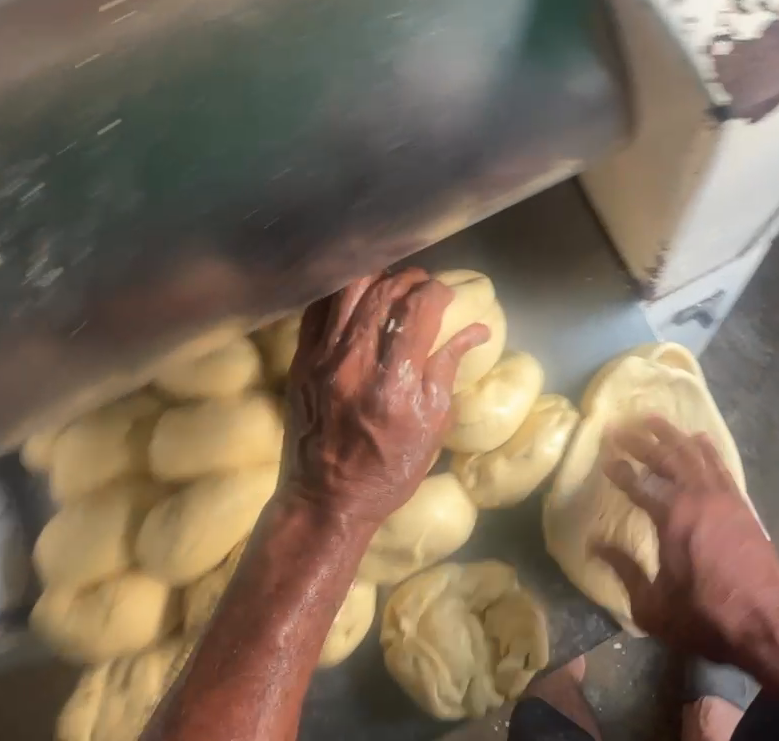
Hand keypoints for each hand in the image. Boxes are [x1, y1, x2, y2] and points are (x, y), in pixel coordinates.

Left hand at [281, 270, 488, 523]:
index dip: (437, 292)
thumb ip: (448, 368)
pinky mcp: (301, 361)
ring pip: (348, 291)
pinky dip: (342, 292)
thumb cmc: (390, 468)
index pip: (417, 310)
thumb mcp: (433, 424)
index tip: (447, 296)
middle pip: (384, 293)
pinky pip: (319, 309)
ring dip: (377, 277)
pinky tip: (359, 295)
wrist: (326, 500)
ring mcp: (322, 359)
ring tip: (393, 284)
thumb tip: (477, 330)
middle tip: (425, 286)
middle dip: (411, 280)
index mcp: (394, 383)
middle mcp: (354, 363)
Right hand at [593, 416, 778, 663]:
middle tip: (622, 429)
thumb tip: (595, 544)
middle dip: (642, 442)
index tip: (606, 458)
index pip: (639, 485)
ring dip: (672, 436)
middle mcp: (697, 498)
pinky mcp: (740, 503)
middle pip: (666, 459)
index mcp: (672, 519)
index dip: (620, 470)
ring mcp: (722, 497)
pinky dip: (706, 448)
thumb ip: (624, 569)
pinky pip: (720, 465)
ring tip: (654, 420)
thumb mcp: (653, 605)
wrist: (764, 620)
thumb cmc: (704, 616)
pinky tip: (698, 438)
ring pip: (694, 454)